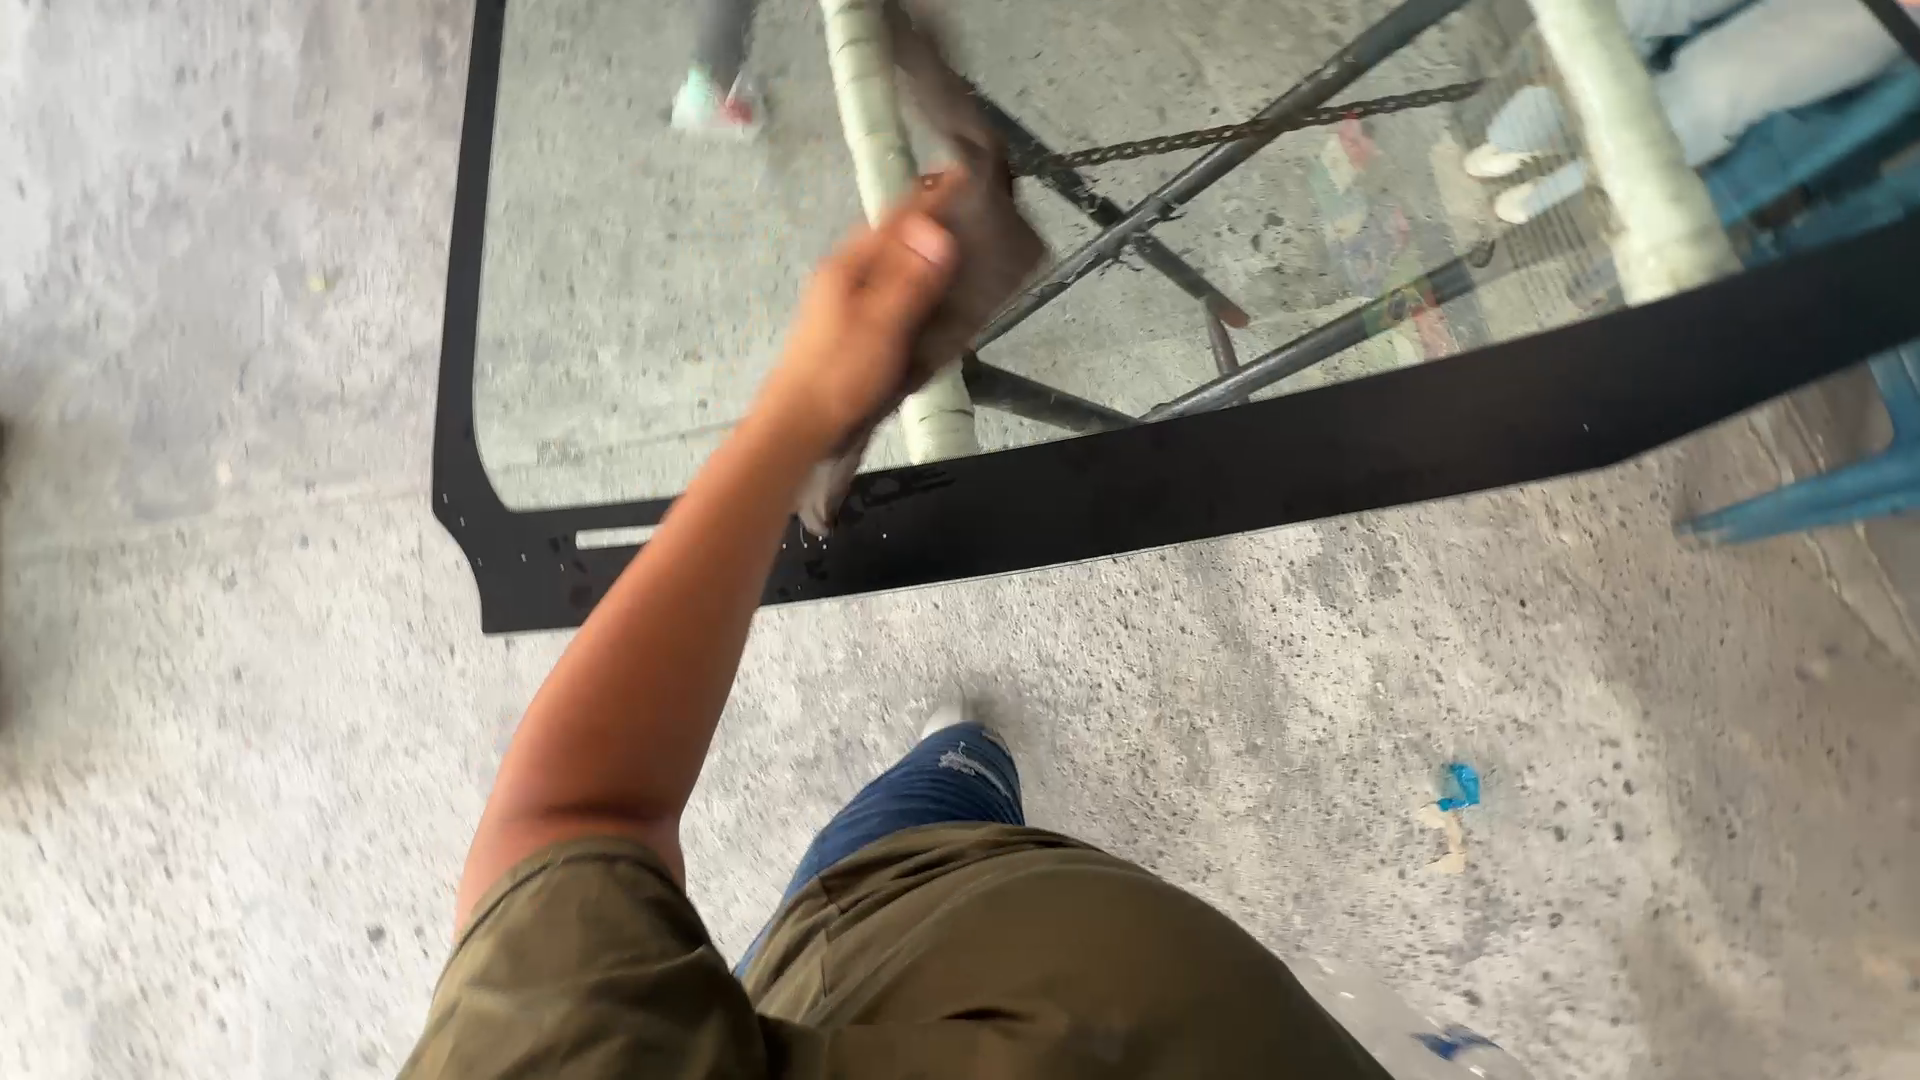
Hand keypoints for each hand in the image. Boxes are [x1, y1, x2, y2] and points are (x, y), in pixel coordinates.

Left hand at [758, 172, 960, 451]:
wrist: (797, 427)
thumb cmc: (836, 377)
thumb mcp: (879, 325)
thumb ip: (909, 279)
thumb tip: (938, 230)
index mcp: (849, 267)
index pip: (898, 218)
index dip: (933, 199)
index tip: (968, 180)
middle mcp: (847, 278)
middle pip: (896, 241)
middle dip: (933, 227)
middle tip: (976, 222)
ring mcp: (848, 305)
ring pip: (894, 271)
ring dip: (925, 261)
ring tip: (964, 258)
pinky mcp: (853, 332)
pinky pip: (892, 299)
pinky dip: (916, 293)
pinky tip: (934, 305)